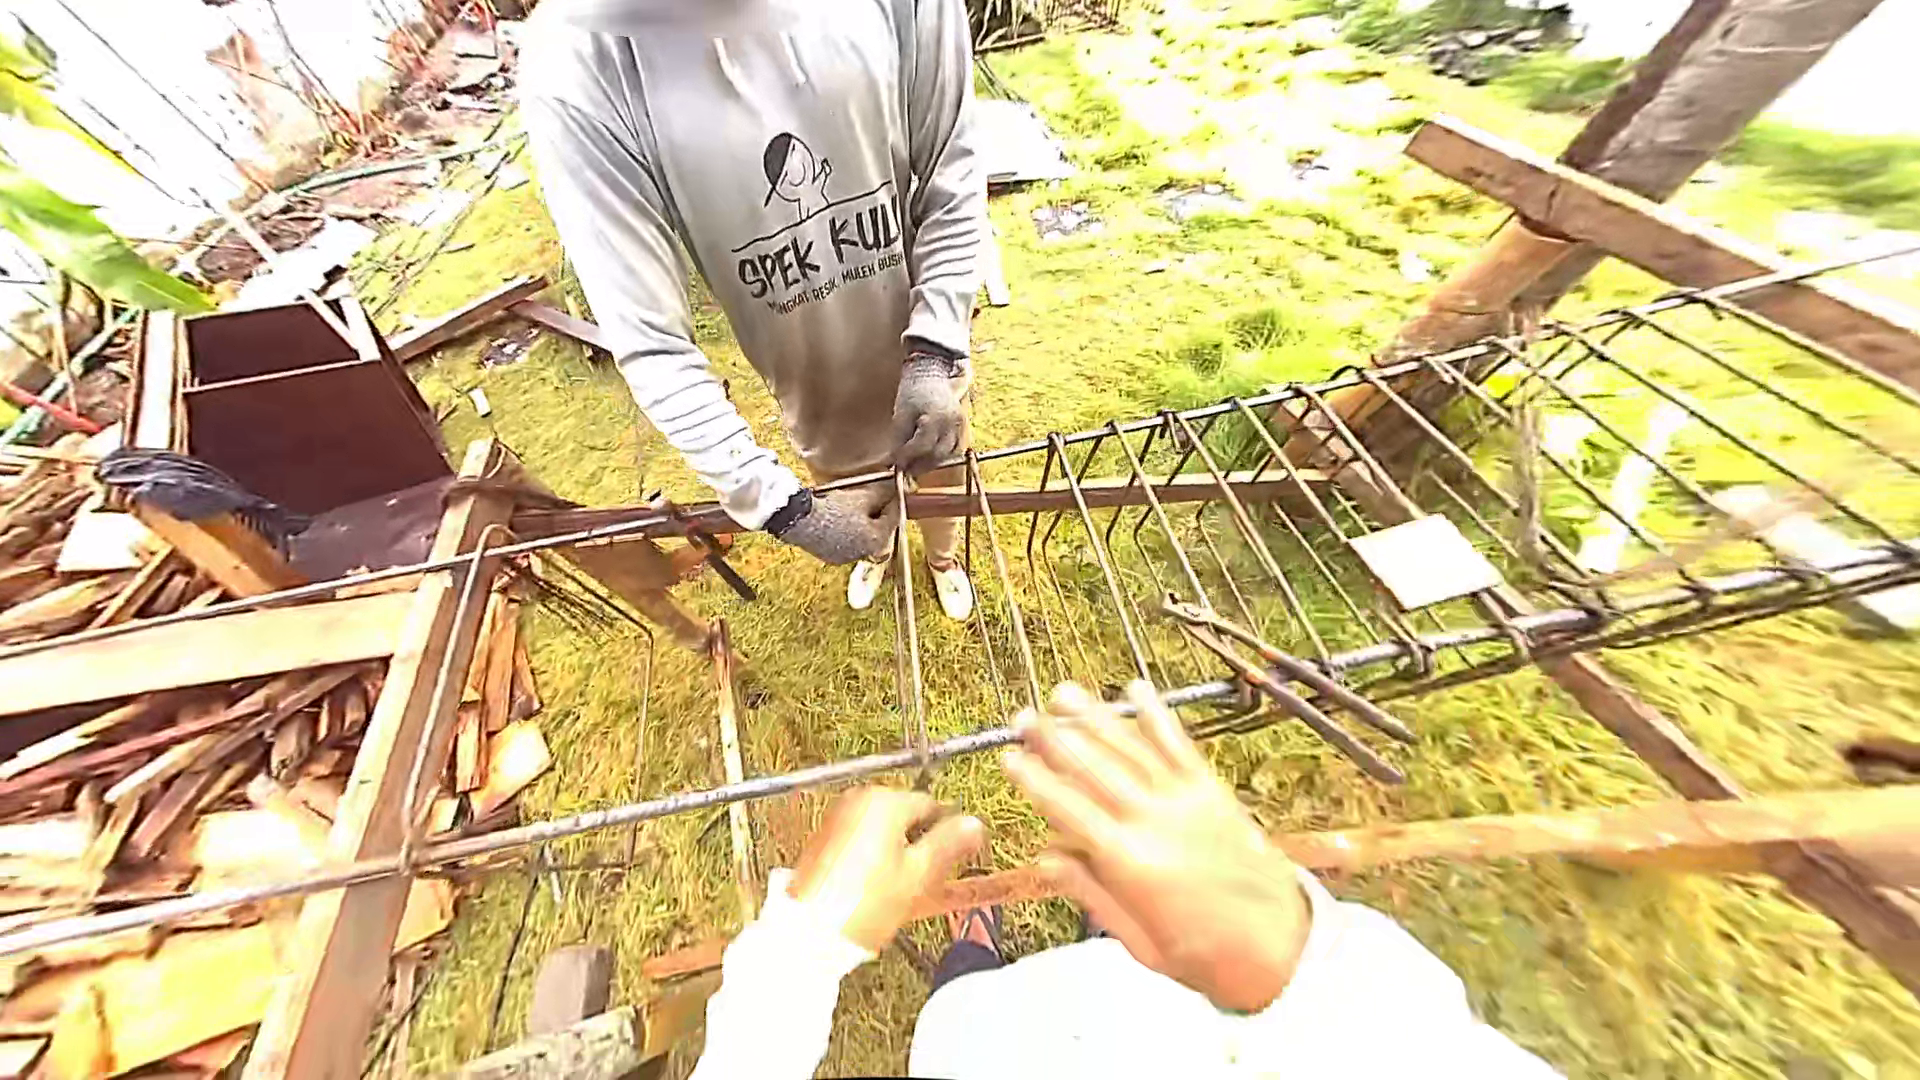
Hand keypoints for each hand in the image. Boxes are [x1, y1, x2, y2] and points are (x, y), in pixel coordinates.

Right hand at [771, 485, 899, 564]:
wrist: (800, 520)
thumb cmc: (834, 508)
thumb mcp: (862, 496)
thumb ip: (882, 493)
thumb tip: (893, 488)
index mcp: (877, 540)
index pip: (893, 519)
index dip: (892, 503)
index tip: (891, 492)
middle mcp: (864, 554)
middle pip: (877, 531)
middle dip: (875, 514)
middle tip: (870, 499)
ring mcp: (846, 558)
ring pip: (860, 538)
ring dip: (860, 525)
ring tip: (851, 508)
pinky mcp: (829, 557)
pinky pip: (844, 543)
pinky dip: (845, 532)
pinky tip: (837, 519)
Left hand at [790, 787, 984, 951]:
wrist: (806, 933)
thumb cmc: (864, 904)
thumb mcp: (916, 874)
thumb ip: (948, 843)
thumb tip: (974, 823)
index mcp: (886, 801)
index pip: (930, 805)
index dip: (946, 831)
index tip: (955, 856)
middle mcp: (861, 798)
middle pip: (905, 813)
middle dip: (918, 840)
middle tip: (924, 878)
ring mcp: (840, 814)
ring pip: (883, 825)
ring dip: (896, 847)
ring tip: (897, 886)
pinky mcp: (825, 833)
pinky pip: (861, 834)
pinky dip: (873, 851)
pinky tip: (873, 884)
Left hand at [890, 350, 968, 475]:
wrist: (933, 373)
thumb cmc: (914, 391)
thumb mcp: (901, 413)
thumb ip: (899, 439)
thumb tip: (893, 462)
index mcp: (935, 417)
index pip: (921, 446)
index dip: (907, 458)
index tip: (895, 465)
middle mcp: (951, 424)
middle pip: (936, 455)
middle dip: (918, 465)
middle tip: (904, 470)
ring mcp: (960, 427)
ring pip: (947, 456)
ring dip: (930, 464)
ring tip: (915, 465)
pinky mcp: (963, 428)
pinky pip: (955, 450)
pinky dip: (942, 457)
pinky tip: (930, 458)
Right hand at [1002, 682, 1311, 1011]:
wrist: (1285, 950)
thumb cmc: (1205, 954)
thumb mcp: (1140, 944)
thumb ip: (1092, 894)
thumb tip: (1046, 858)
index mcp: (1129, 861)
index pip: (1069, 809)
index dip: (1035, 781)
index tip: (1010, 757)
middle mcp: (1152, 820)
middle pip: (1092, 769)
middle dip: (1053, 739)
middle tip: (1024, 716)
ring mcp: (1183, 798)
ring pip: (1128, 748)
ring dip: (1093, 717)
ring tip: (1063, 693)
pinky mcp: (1210, 787)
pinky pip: (1177, 743)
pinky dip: (1155, 714)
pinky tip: (1134, 688)